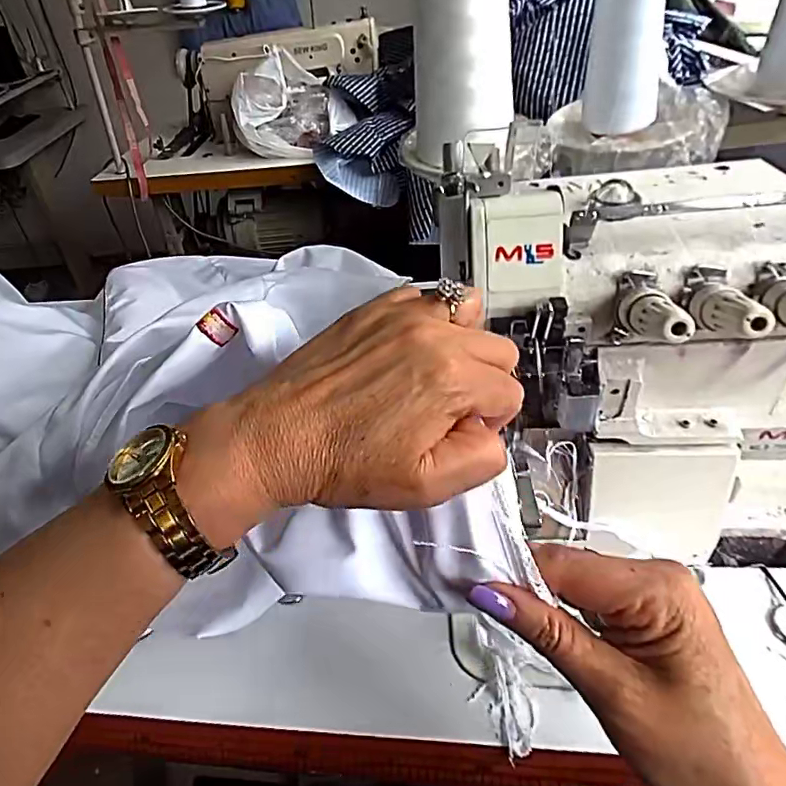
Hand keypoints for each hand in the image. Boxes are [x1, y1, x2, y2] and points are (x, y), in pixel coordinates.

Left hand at [179, 286, 523, 541]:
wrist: (276, 436)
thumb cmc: (340, 460)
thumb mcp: (425, 486)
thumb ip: (481, 459)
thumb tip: (491, 433)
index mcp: (450, 379)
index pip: (509, 393)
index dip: (489, 421)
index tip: (459, 432)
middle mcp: (431, 335)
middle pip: (499, 350)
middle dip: (485, 382)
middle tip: (449, 409)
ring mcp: (402, 314)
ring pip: (470, 314)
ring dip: (464, 346)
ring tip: (434, 375)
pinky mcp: (376, 308)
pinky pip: (428, 300)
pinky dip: (430, 323)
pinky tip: (407, 354)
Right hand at [471, 545, 785, 785]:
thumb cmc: (707, 755)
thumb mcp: (613, 692)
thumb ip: (550, 634)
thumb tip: (499, 594)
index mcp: (661, 588)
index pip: (563, 561)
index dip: (511, 572)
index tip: (471, 582)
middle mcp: (664, 579)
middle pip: (570, 564)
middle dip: (525, 585)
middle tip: (485, 606)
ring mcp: (662, 594)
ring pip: (580, 579)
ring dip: (545, 600)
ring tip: (514, 622)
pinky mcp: (655, 611)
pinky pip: (598, 596)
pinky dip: (568, 612)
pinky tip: (552, 630)